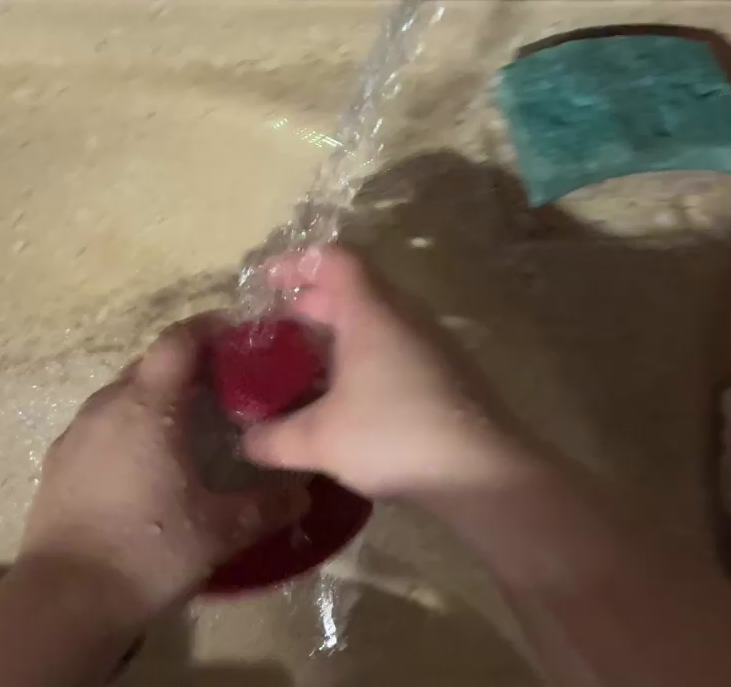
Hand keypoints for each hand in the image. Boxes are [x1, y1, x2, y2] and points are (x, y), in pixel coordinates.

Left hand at [19, 317, 306, 621]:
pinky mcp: (58, 461)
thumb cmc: (148, 551)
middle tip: (223, 384)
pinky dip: (127, 423)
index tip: (237, 333)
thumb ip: (267, 506)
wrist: (64, 602)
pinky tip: (144, 459)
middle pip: (151, 362)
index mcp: (148, 405)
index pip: (178, 340)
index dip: (207, 327)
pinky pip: (101, 422)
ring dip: (155, 394)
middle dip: (186, 363)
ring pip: (123, 392)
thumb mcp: (220, 531)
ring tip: (185, 422)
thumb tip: (304, 492)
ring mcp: (77, 432)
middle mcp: (109, 405)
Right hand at [241, 245, 538, 501]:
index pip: (335, 259)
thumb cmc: (395, 435)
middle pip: (354, 286)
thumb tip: (246, 441)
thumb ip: (275, 438)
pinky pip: (395, 342)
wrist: (484, 471)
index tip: (266, 280)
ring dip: (339, 330)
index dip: (298, 262)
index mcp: (371, 310)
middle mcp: (403, 314)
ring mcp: (430, 340)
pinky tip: (349, 394)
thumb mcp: (321, 440)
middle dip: (310, 301)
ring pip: (376, 317)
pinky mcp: (446, 369)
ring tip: (306, 362)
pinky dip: (364, 352)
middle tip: (275, 328)